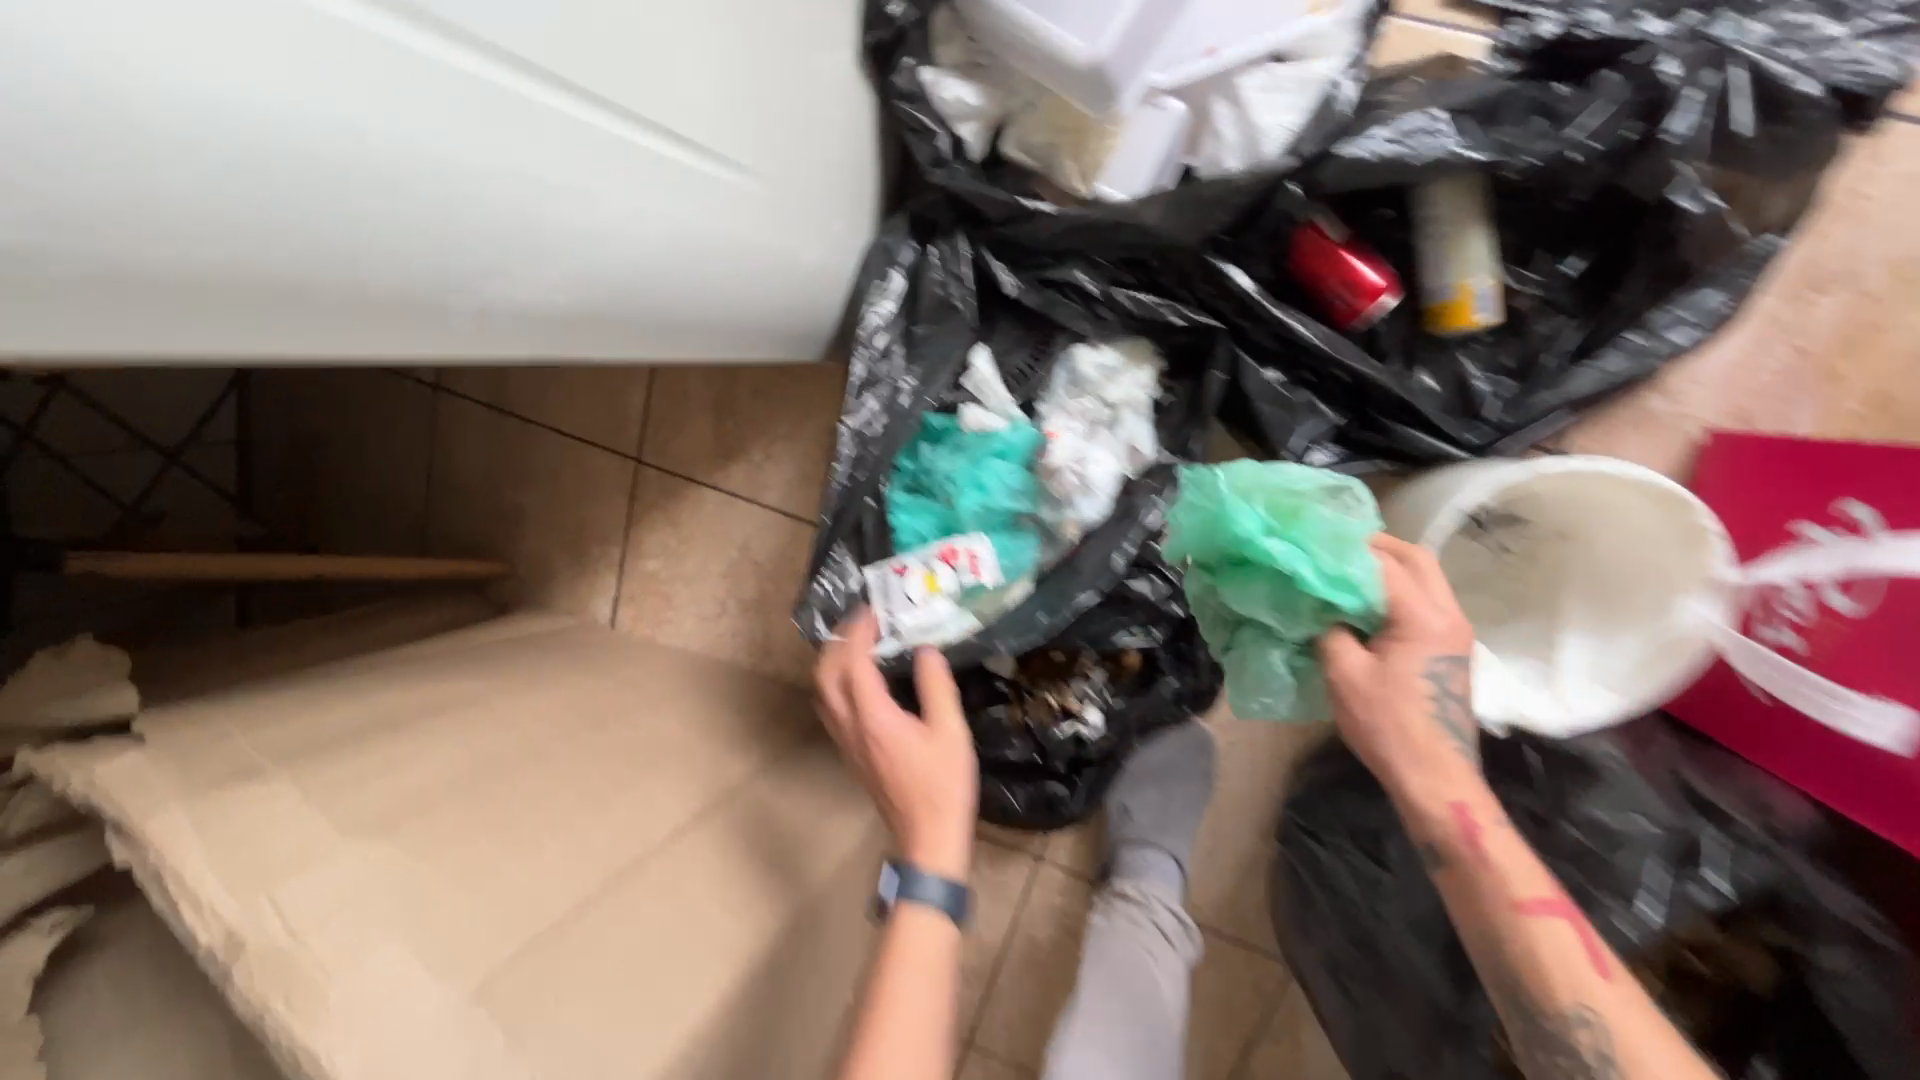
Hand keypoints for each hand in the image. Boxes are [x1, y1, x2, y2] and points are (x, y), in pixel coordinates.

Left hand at [815, 610, 978, 880]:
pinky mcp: (851, 753)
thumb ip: (936, 687)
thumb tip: (925, 651)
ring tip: (857, 643)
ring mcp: (846, 742)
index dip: (859, 631)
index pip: (853, 662)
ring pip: (822, 692)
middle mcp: (850, 726)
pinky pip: (830, 707)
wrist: (927, 837)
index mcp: (873, 717)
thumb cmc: (943, 786)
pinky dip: (836, 682)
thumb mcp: (951, 732)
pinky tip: (859, 680)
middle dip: (838, 641)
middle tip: (862, 621)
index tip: (874, 610)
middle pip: (825, 674)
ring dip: (833, 661)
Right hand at [1320, 535, 1479, 798]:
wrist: (1433, 774)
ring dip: (1390, 567)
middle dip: (1378, 546)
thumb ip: (1330, 628)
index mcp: (1424, 617)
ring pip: (1426, 579)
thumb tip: (1318, 604)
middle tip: (1336, 546)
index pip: (1384, 564)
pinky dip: (1397, 590)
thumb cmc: (1386, 724)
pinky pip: (1426, 601)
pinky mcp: (1451, 648)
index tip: (1314, 544)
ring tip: (1346, 570)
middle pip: (1418, 559)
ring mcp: (1455, 632)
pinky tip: (1365, 602)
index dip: (1347, 550)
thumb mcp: (1344, 673)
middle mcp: (1449, 615)